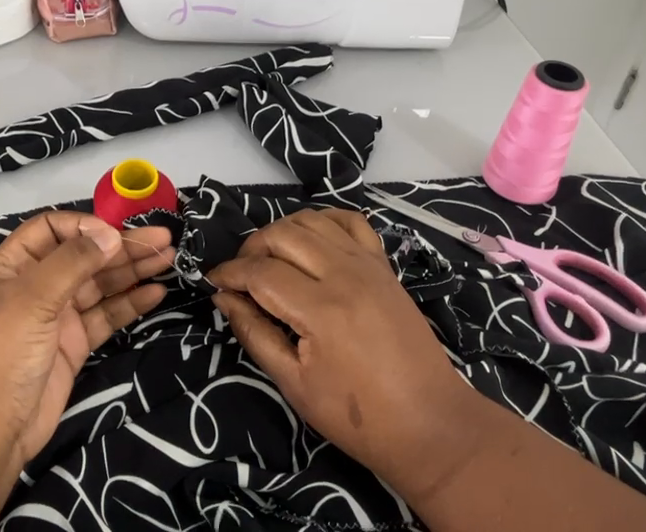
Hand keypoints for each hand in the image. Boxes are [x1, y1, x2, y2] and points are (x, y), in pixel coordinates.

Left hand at [0, 211, 174, 471]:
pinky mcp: (74, 345)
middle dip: (120, 247)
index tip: (116, 234)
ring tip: (169, 259)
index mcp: (12, 265)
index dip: (84, 226)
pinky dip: (129, 304)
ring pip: (99, 284)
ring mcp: (56, 316)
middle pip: (82, 255)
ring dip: (131, 271)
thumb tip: (110, 234)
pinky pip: (105, 316)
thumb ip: (72, 263)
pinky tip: (155, 293)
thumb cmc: (0, 352)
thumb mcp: (31, 299)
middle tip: (163, 241)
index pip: (51, 229)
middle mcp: (35, 285)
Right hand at [208, 209, 466, 475]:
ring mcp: (368, 265)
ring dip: (281, 232)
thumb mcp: (295, 385)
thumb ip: (255, 334)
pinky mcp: (384, 267)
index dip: (229, 274)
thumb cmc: (359, 417)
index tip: (213, 283)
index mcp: (320, 309)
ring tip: (270, 259)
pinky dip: (323, 221)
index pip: (260, 272)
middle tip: (240, 276)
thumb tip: (224, 299)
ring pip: (311, 220)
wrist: (432, 425)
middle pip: (282, 235)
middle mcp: (344, 275)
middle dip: (250, 249)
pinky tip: (310, 241)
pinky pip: (350, 222)